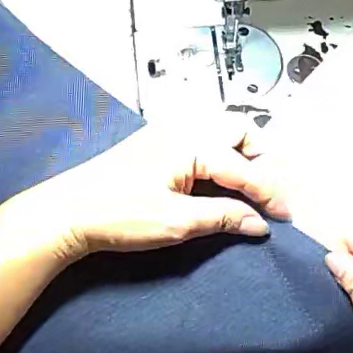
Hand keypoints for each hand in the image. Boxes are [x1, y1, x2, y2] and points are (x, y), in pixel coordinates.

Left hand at [17, 116, 290, 260]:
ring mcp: (168, 133)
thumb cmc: (116, 214)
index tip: (285, 217)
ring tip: (245, 188)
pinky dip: (219, 156)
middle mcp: (183, 129)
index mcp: (192, 144)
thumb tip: (258, 222)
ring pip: (221, 132)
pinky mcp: (157, 144)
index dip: (271, 194)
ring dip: (241, 155)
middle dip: (261, 160)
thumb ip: (223, 217)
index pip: (246, 169)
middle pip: (241, 131)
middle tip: (265, 193)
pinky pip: (202, 139)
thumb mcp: (176, 223)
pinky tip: (215, 182)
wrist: (67, 212)